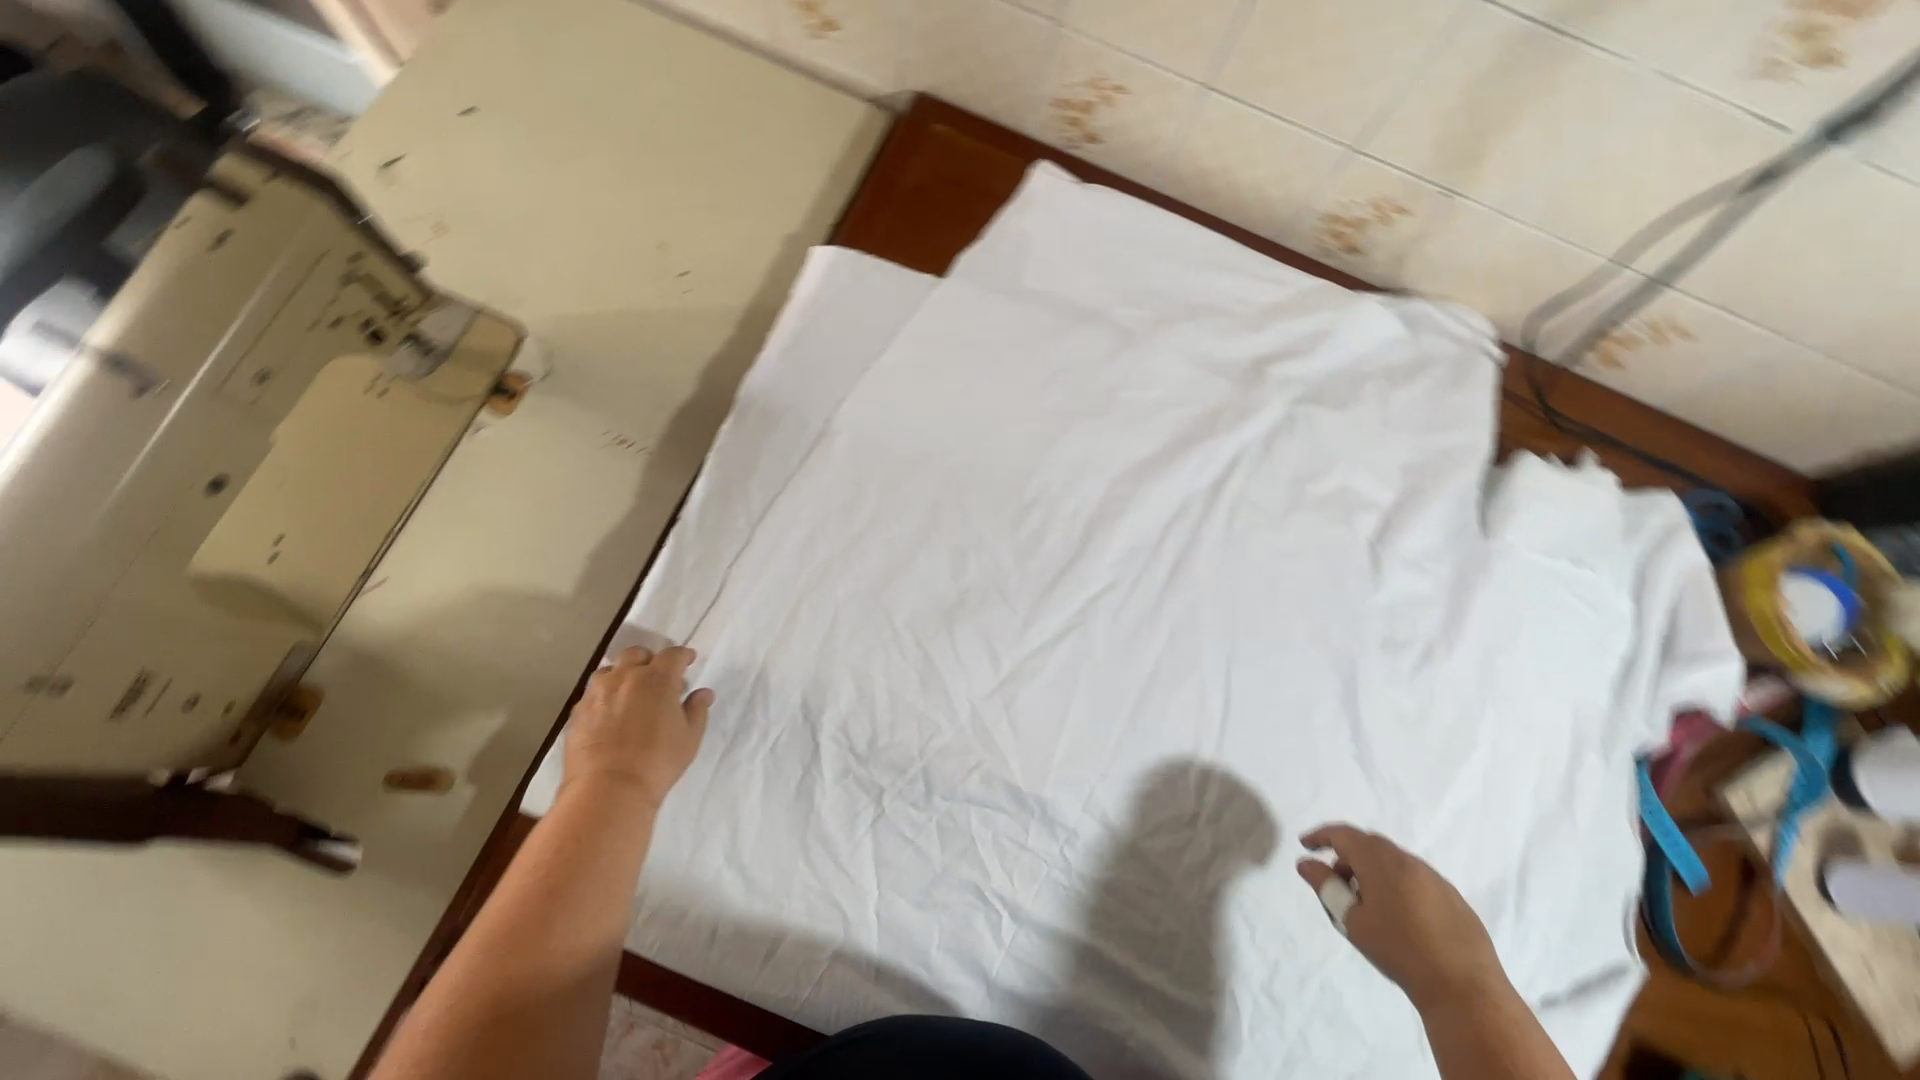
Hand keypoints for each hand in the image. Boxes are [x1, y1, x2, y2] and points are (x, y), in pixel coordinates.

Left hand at [562, 645, 712, 809]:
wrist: (609, 788)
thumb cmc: (658, 761)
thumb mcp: (690, 737)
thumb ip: (697, 710)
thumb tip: (702, 693)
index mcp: (657, 679)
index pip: (672, 655)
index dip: (683, 655)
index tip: (688, 661)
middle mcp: (625, 678)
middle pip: (636, 654)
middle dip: (649, 660)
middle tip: (657, 677)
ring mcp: (597, 693)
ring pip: (609, 671)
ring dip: (622, 675)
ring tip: (629, 694)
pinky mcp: (578, 712)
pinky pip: (593, 694)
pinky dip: (604, 697)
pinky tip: (610, 715)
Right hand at [1296, 824, 1508, 1012]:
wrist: (1463, 986)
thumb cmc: (1398, 950)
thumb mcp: (1351, 920)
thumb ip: (1326, 886)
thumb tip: (1307, 863)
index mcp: (1381, 862)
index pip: (1344, 834)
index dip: (1321, 835)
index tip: (1305, 844)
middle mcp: (1409, 861)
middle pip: (1370, 845)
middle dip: (1347, 857)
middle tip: (1335, 882)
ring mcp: (1435, 879)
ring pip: (1394, 862)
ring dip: (1372, 871)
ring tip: (1366, 904)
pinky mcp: (1453, 898)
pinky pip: (1415, 878)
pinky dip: (1396, 884)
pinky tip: (1398, 917)